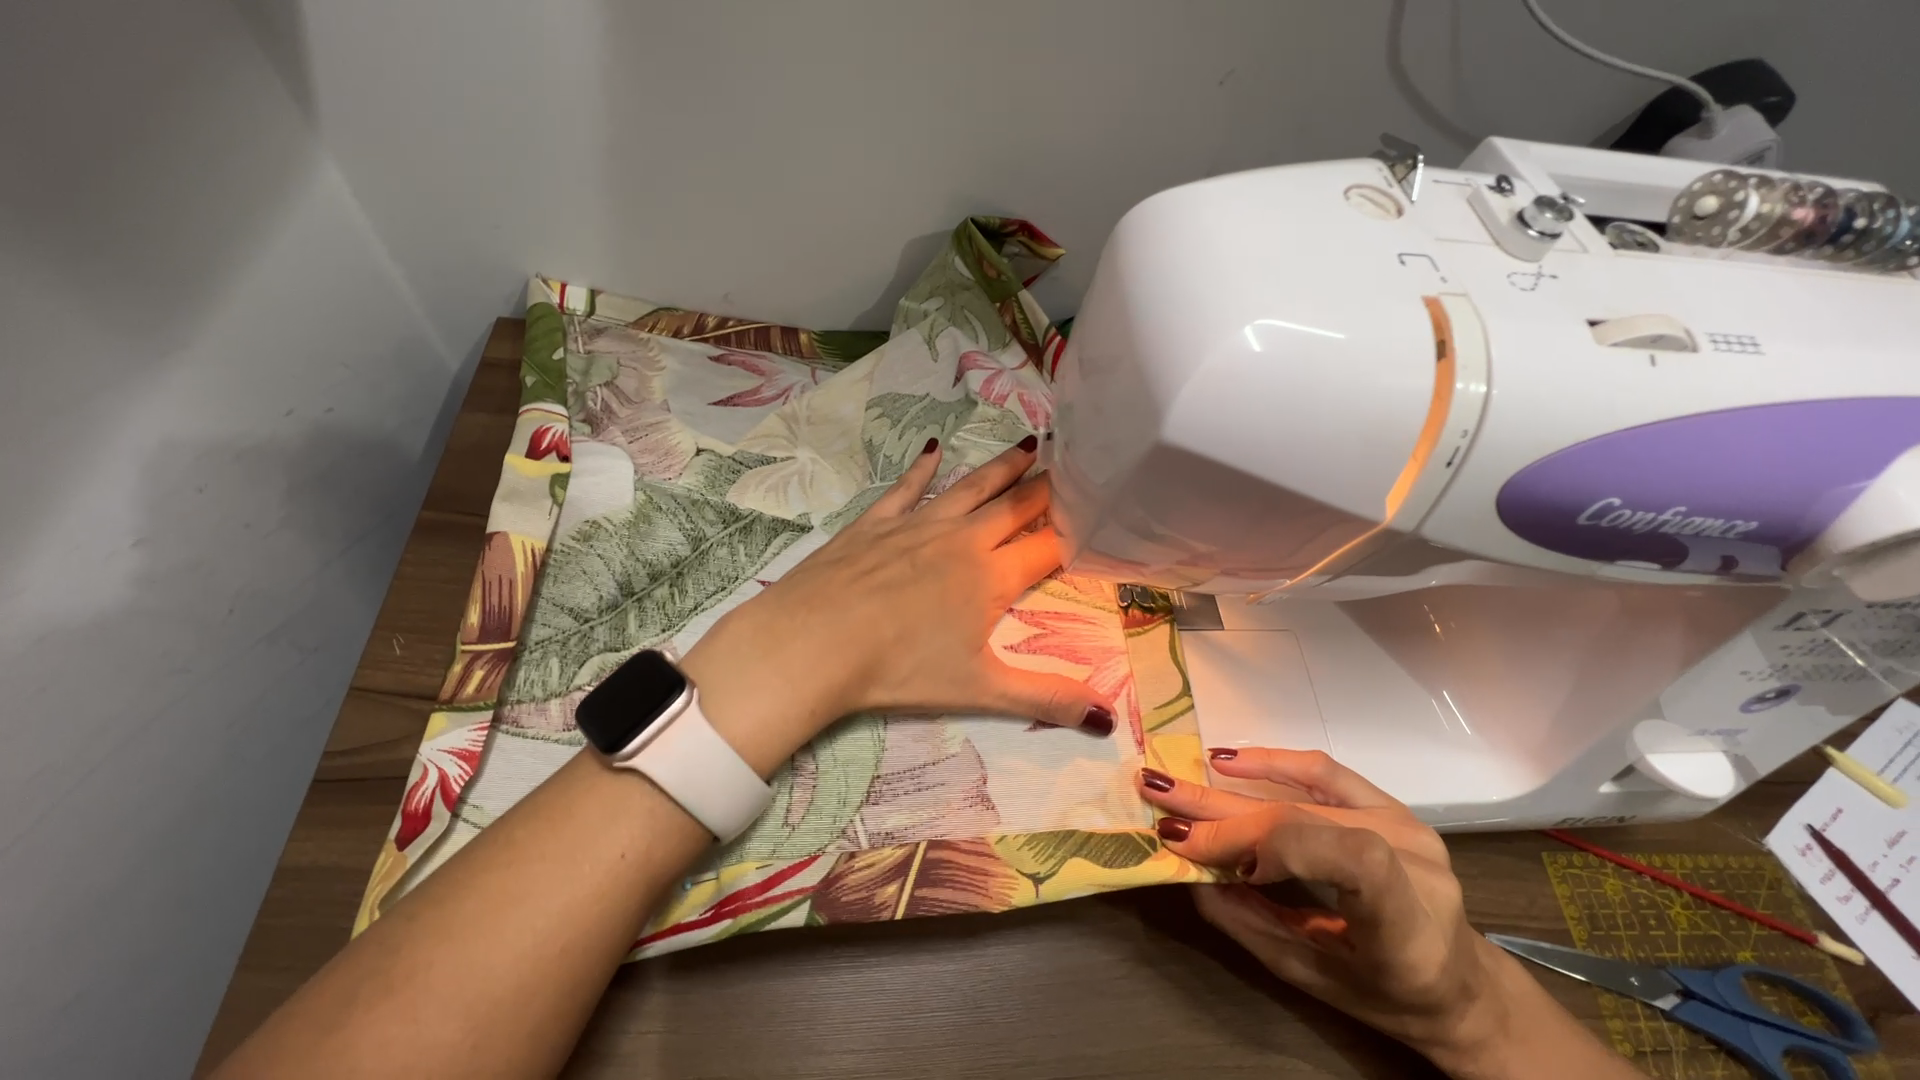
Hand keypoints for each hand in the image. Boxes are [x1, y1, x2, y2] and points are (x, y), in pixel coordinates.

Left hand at [682, 435, 1113, 774]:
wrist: (813, 642)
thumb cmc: (899, 670)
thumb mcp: (979, 691)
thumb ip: (1044, 698)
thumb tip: (1107, 719)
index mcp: (990, 577)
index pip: (1046, 547)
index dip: (1075, 531)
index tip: (1099, 514)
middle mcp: (960, 539)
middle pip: (1013, 507)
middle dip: (1046, 489)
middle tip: (1072, 466)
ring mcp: (915, 524)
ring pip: (969, 488)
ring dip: (1000, 468)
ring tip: (1027, 446)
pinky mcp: (874, 522)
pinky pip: (906, 488)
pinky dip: (922, 467)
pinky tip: (932, 448)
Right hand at [1139, 749, 1627, 1078]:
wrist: (1456, 980)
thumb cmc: (1384, 993)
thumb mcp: (1309, 976)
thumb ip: (1247, 922)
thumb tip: (1188, 869)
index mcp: (1406, 916)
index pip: (1340, 854)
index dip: (1262, 840)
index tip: (1195, 848)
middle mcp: (1415, 859)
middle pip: (1305, 816)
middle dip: (1220, 809)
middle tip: (1158, 796)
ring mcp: (1407, 824)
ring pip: (1304, 790)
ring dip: (1231, 785)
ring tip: (1178, 779)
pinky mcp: (1392, 806)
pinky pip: (1325, 772)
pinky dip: (1271, 763)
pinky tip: (1227, 760)